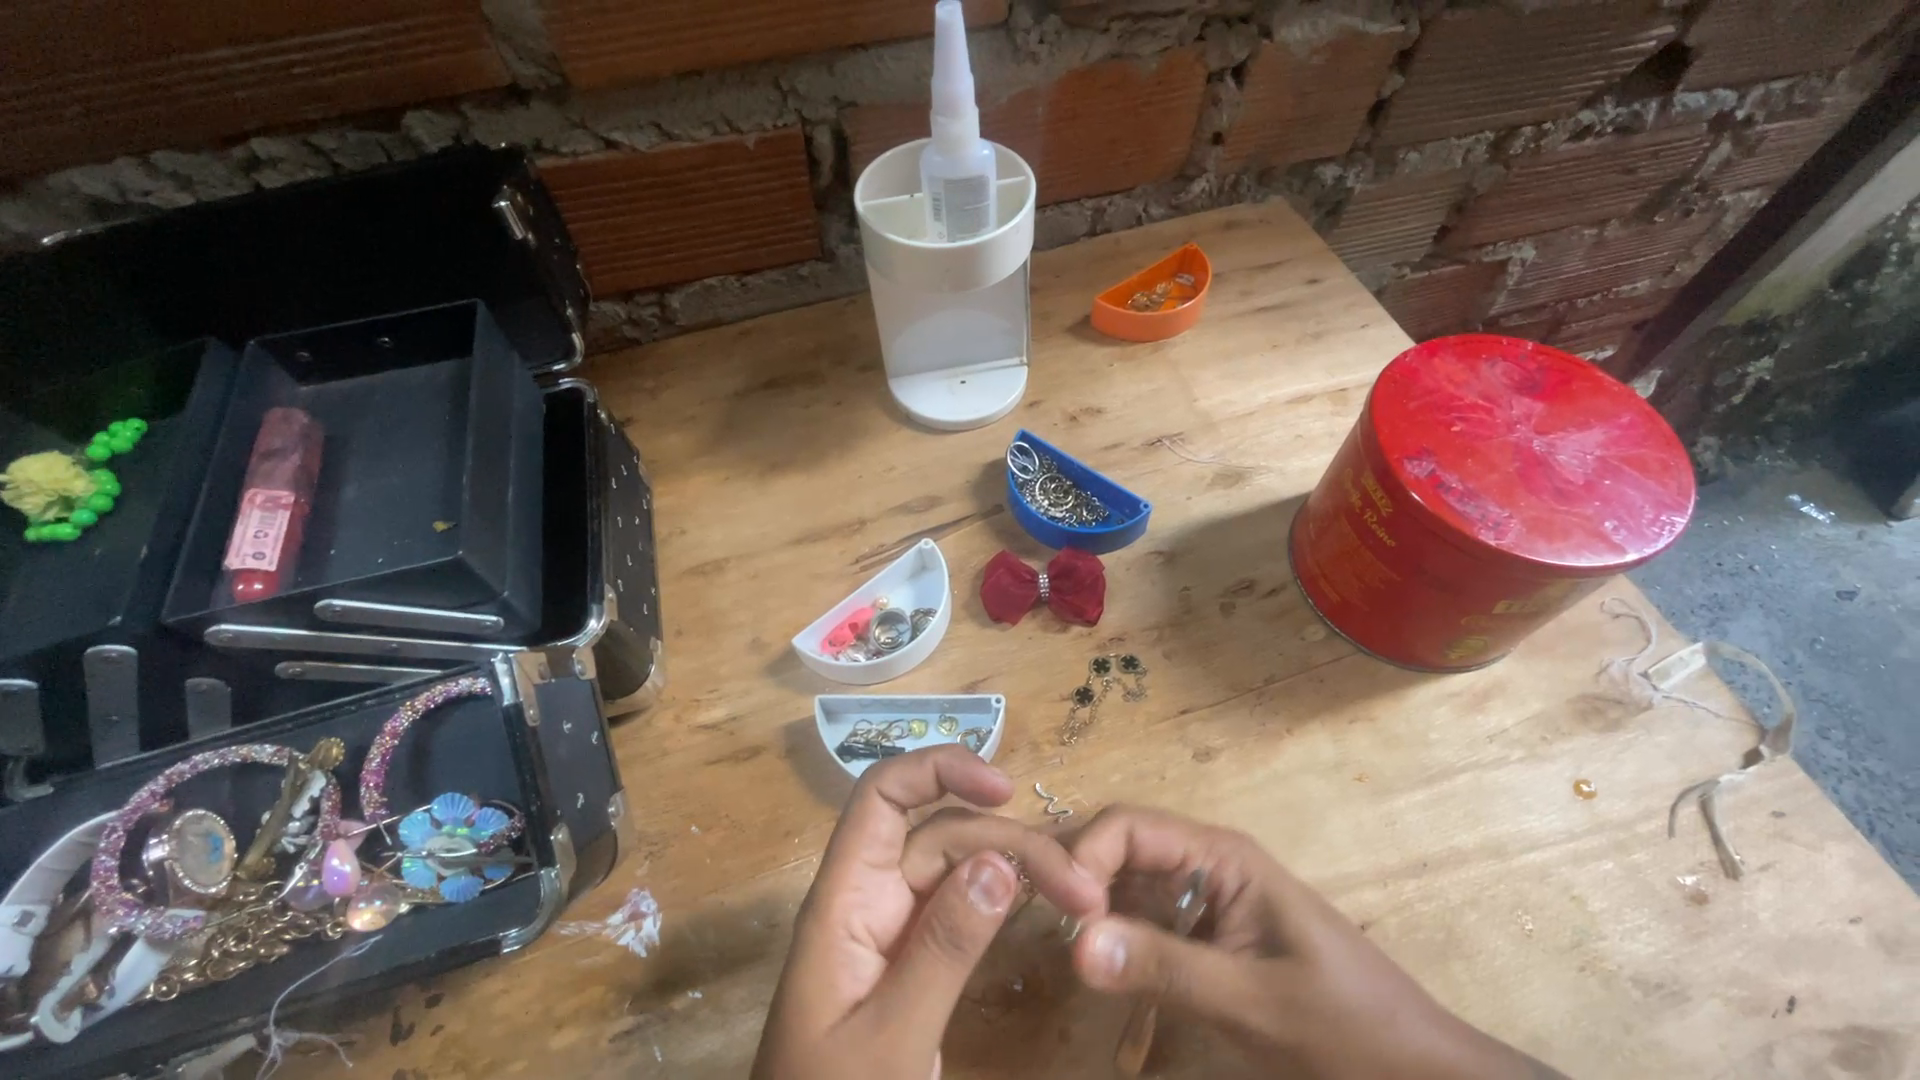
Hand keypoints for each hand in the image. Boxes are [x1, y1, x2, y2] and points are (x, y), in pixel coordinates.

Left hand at [753, 746, 1105, 1078]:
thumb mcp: (891, 1037)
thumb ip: (943, 949)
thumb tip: (997, 861)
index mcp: (844, 900)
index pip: (881, 798)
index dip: (937, 770)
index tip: (1005, 788)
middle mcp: (869, 898)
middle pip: (939, 833)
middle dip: (1008, 840)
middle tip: (1082, 889)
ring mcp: (892, 927)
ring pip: (956, 866)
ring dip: (1015, 867)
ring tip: (1080, 897)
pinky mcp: (912, 958)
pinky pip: (959, 905)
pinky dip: (1000, 896)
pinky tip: (1038, 901)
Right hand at [1066, 806, 1564, 1079]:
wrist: (1414, 1074)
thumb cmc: (1346, 1029)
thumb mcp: (1254, 1001)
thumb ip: (1164, 968)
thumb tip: (1073, 943)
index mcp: (1221, 855)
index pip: (1129, 827)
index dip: (1085, 855)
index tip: (1061, 913)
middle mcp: (1203, 864)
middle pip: (1118, 846)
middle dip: (1073, 872)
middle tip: (1034, 919)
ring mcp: (1200, 901)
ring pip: (1121, 883)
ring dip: (1085, 903)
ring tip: (1048, 940)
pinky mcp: (1200, 937)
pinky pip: (1138, 920)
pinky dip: (1106, 934)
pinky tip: (1087, 961)